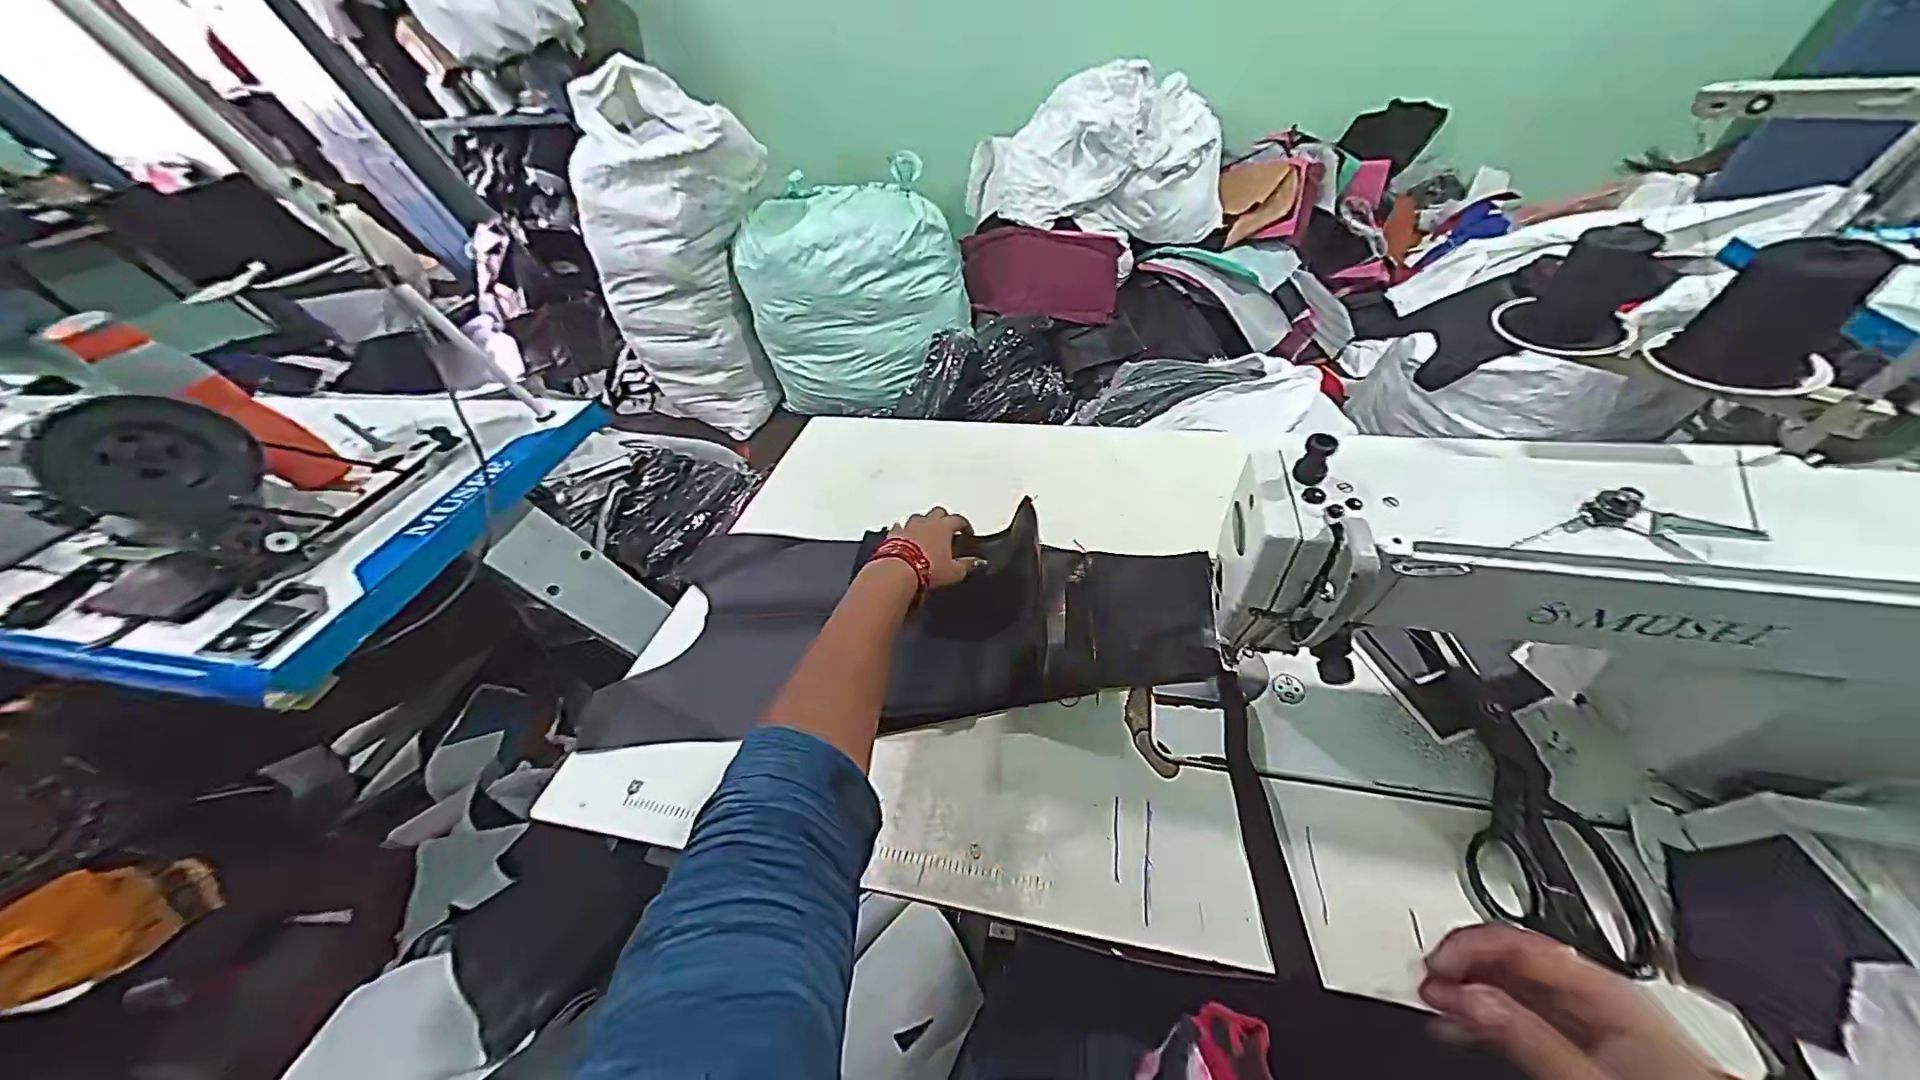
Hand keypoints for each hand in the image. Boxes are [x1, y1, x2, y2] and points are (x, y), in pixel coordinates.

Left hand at [890, 507, 983, 588]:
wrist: (900, 570)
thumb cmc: (927, 568)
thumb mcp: (954, 572)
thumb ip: (967, 565)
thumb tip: (976, 563)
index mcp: (944, 527)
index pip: (958, 520)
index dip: (964, 525)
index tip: (967, 531)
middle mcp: (926, 522)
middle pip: (938, 512)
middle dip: (943, 518)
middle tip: (947, 528)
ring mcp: (908, 527)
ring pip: (918, 518)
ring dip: (923, 523)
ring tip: (926, 532)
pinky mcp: (893, 535)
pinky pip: (899, 528)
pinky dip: (903, 531)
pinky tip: (904, 536)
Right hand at [1420, 925, 1717, 1079]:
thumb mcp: (1592, 1075)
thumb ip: (1528, 1034)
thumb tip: (1465, 992)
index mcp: (1606, 990)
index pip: (1516, 941)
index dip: (1465, 945)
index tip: (1433, 966)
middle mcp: (1597, 993)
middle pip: (1508, 955)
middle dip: (1459, 964)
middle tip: (1427, 981)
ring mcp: (1591, 1015)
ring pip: (1509, 979)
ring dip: (1466, 986)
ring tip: (1438, 1001)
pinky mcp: (1584, 1037)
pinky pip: (1520, 1005)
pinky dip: (1484, 1007)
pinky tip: (1462, 1018)